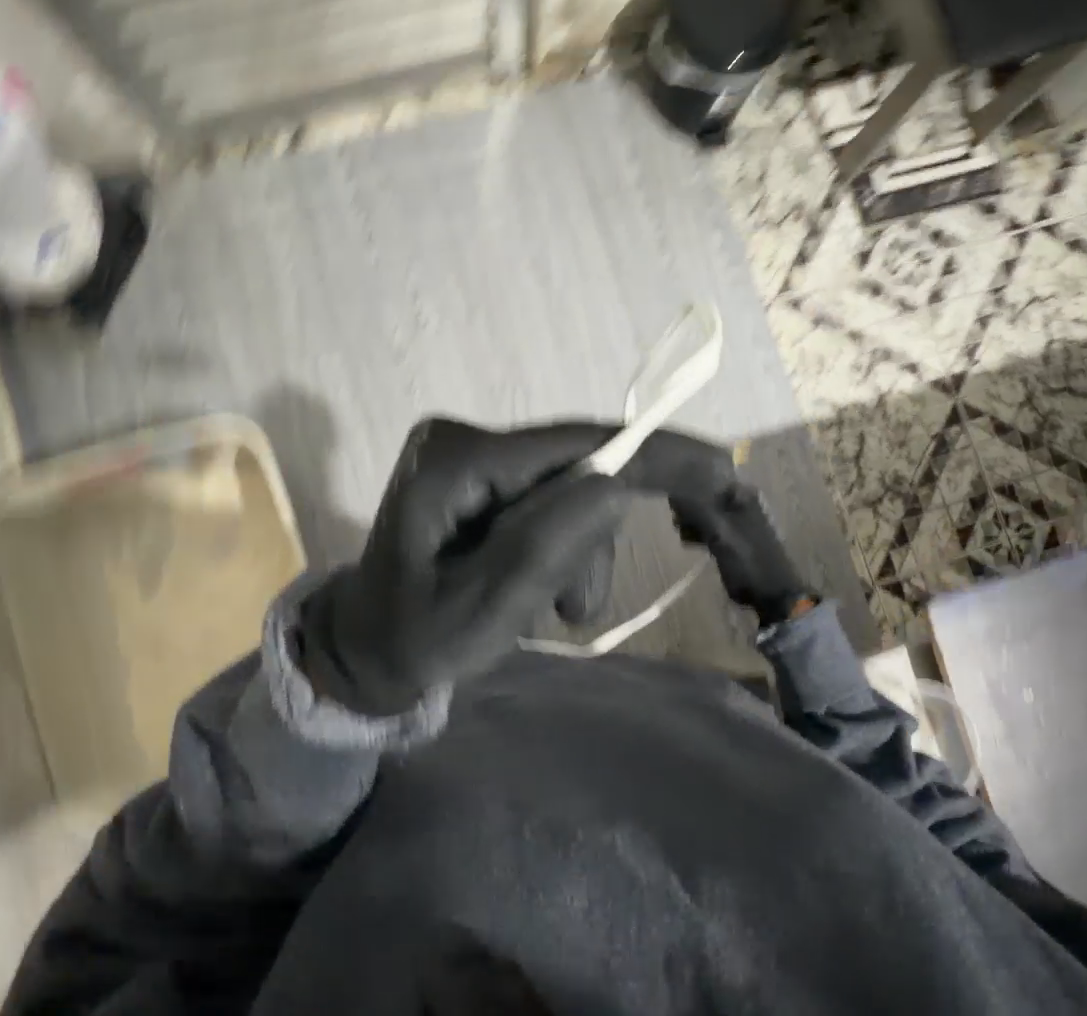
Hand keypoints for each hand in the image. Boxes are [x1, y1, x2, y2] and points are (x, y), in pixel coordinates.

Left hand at [296, 418, 737, 714]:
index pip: (574, 444)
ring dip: (578, 553)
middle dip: (591, 539)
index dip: (652, 453)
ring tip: (548, 609)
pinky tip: (536, 587)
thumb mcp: (481, 611)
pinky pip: (554, 499)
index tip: (720, 468)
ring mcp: (473, 452)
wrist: (367, 649)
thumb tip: (616, 484)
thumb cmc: (417, 641)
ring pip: (573, 488)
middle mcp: (464, 437)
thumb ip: (547, 546)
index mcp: (454, 462)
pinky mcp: (484, 472)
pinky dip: (562, 546)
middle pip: (578, 466)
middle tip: (572, 606)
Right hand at [670, 479, 810, 624]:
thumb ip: (697, 510)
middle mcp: (740, 499)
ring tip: (685, 535)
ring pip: (704, 509)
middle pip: (703, 492)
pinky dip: (698, 530)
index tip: (673, 502)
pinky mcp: (732, 534)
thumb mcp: (720, 534)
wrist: (772, 593)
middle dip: (687, 505)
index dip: (686, 485)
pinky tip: (690, 542)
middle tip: (679, 523)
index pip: (706, 476)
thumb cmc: (748, 562)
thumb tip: (673, 491)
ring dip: (691, 520)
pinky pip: (709, 524)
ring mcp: (736, 517)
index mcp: (741, 493)